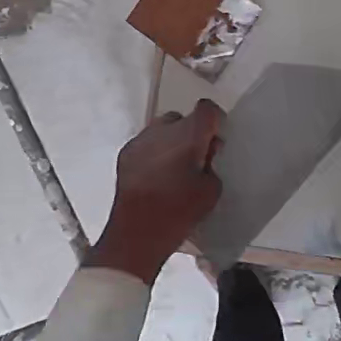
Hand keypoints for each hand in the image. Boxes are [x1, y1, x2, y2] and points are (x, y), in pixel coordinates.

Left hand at [92, 101, 224, 283]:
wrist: (137, 231)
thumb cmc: (179, 211)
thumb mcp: (211, 190)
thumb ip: (212, 163)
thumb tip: (204, 155)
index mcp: (189, 134)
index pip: (207, 109)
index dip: (214, 121)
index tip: (215, 139)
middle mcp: (162, 130)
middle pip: (182, 118)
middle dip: (191, 133)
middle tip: (196, 158)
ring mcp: (140, 140)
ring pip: (161, 130)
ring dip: (170, 142)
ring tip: (174, 169)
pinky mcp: (125, 153)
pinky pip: (145, 144)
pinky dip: (153, 153)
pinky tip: (155, 177)